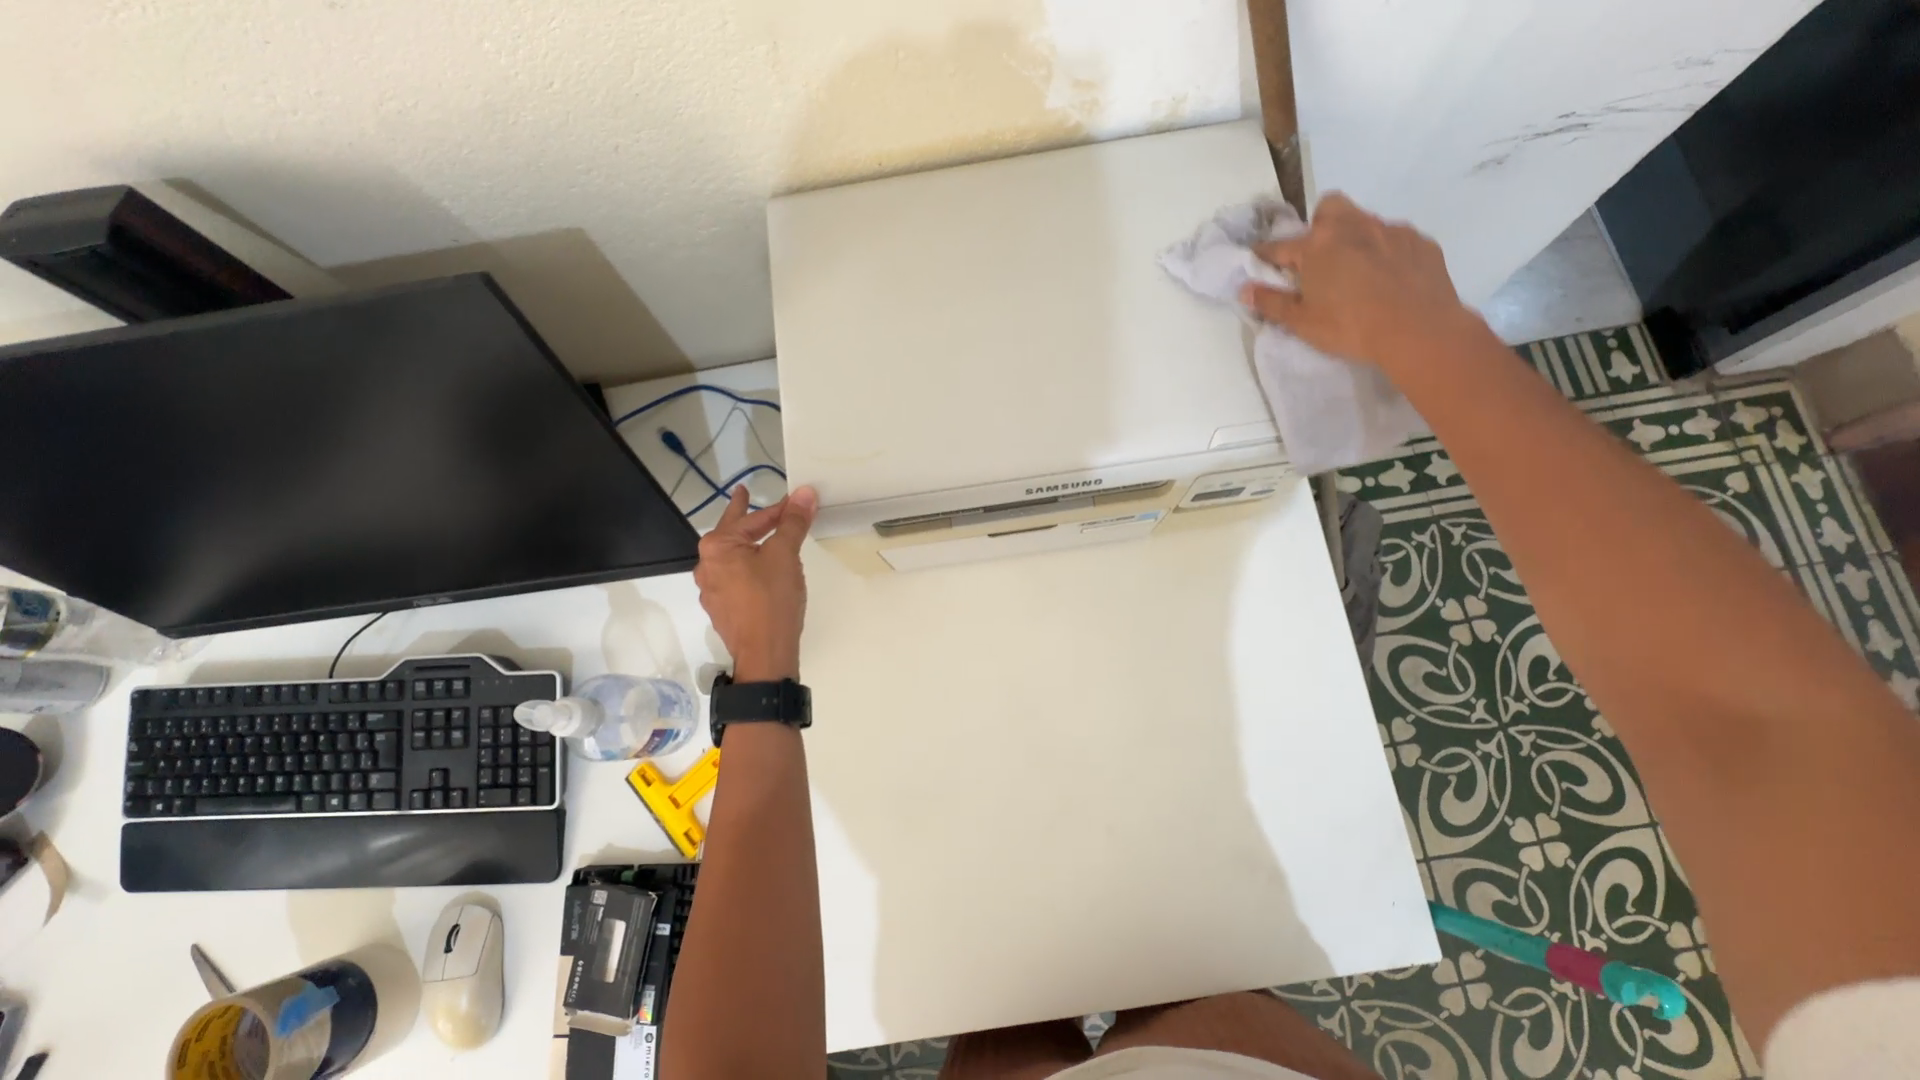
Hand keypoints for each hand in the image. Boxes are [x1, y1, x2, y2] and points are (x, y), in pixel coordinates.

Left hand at [695, 486, 818, 681]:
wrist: (764, 654)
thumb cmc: (771, 599)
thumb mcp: (785, 555)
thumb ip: (793, 522)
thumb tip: (804, 492)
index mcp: (717, 548)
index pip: (751, 519)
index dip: (777, 508)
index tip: (796, 502)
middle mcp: (706, 567)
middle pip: (732, 534)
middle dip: (745, 518)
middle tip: (744, 496)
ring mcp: (711, 591)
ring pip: (732, 559)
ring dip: (747, 546)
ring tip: (760, 538)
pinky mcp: (722, 610)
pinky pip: (734, 580)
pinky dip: (748, 569)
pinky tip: (760, 575)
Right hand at [1239, 193, 1486, 374]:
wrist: (1419, 330)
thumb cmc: (1351, 327)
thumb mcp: (1302, 322)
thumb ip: (1271, 302)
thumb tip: (1244, 289)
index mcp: (1318, 246)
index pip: (1281, 245)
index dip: (1266, 253)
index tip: (1259, 258)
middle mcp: (1353, 227)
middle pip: (1330, 207)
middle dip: (1320, 224)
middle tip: (1320, 257)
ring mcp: (1391, 230)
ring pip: (1365, 222)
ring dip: (1355, 239)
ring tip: (1358, 272)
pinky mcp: (1420, 242)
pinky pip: (1396, 240)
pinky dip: (1387, 253)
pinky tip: (1390, 280)